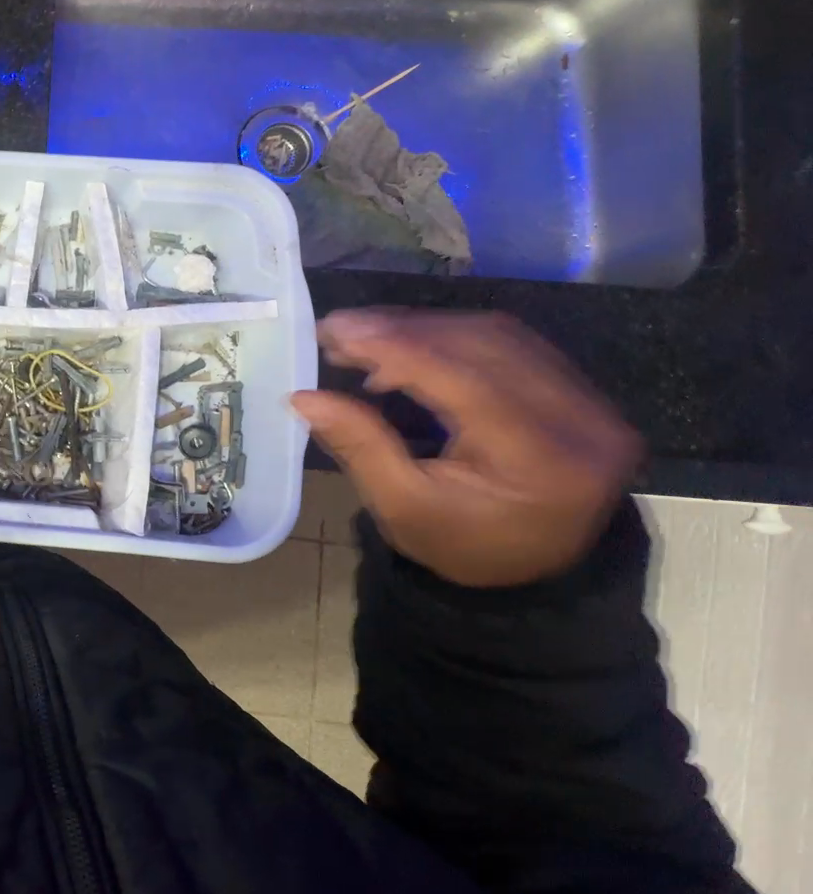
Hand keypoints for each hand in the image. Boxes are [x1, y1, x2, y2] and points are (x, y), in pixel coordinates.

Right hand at [290, 309, 641, 587]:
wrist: (531, 565)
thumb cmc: (460, 543)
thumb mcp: (401, 507)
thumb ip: (359, 447)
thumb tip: (303, 397)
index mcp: (543, 460)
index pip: (467, 382)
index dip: (399, 350)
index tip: (336, 333)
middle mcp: (583, 420)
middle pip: (485, 347)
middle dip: (405, 332)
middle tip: (338, 328)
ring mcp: (589, 401)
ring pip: (497, 337)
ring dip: (423, 328)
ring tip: (362, 334)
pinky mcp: (577, 391)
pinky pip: (509, 344)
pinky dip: (448, 336)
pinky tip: (405, 344)